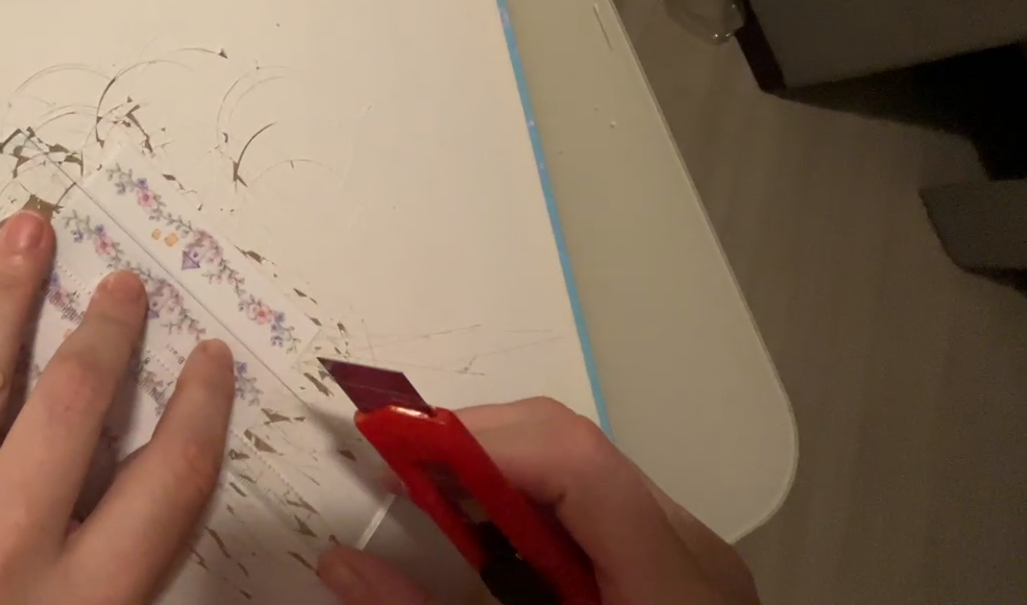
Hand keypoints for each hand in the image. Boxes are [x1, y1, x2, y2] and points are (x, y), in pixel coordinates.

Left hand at [0, 210, 236, 604]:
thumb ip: (112, 585)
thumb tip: (139, 494)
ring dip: (10, 296)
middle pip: (70, 408)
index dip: (198, 411)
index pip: (164, 484)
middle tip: (124, 282)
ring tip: (31, 230)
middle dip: (105, 335)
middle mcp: (0, 551)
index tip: (210, 358)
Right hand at [316, 398, 759, 604]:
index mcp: (672, 587)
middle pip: (566, 439)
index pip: (575, 462)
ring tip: (439, 500)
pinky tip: (492, 532)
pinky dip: (519, 488)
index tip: (398, 452)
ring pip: (571, 451)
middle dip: (470, 443)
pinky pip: (582, 485)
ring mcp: (683, 547)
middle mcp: (687, 547)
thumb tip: (339, 563)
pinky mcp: (666, 556)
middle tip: (404, 476)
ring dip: (490, 460)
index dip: (480, 442)